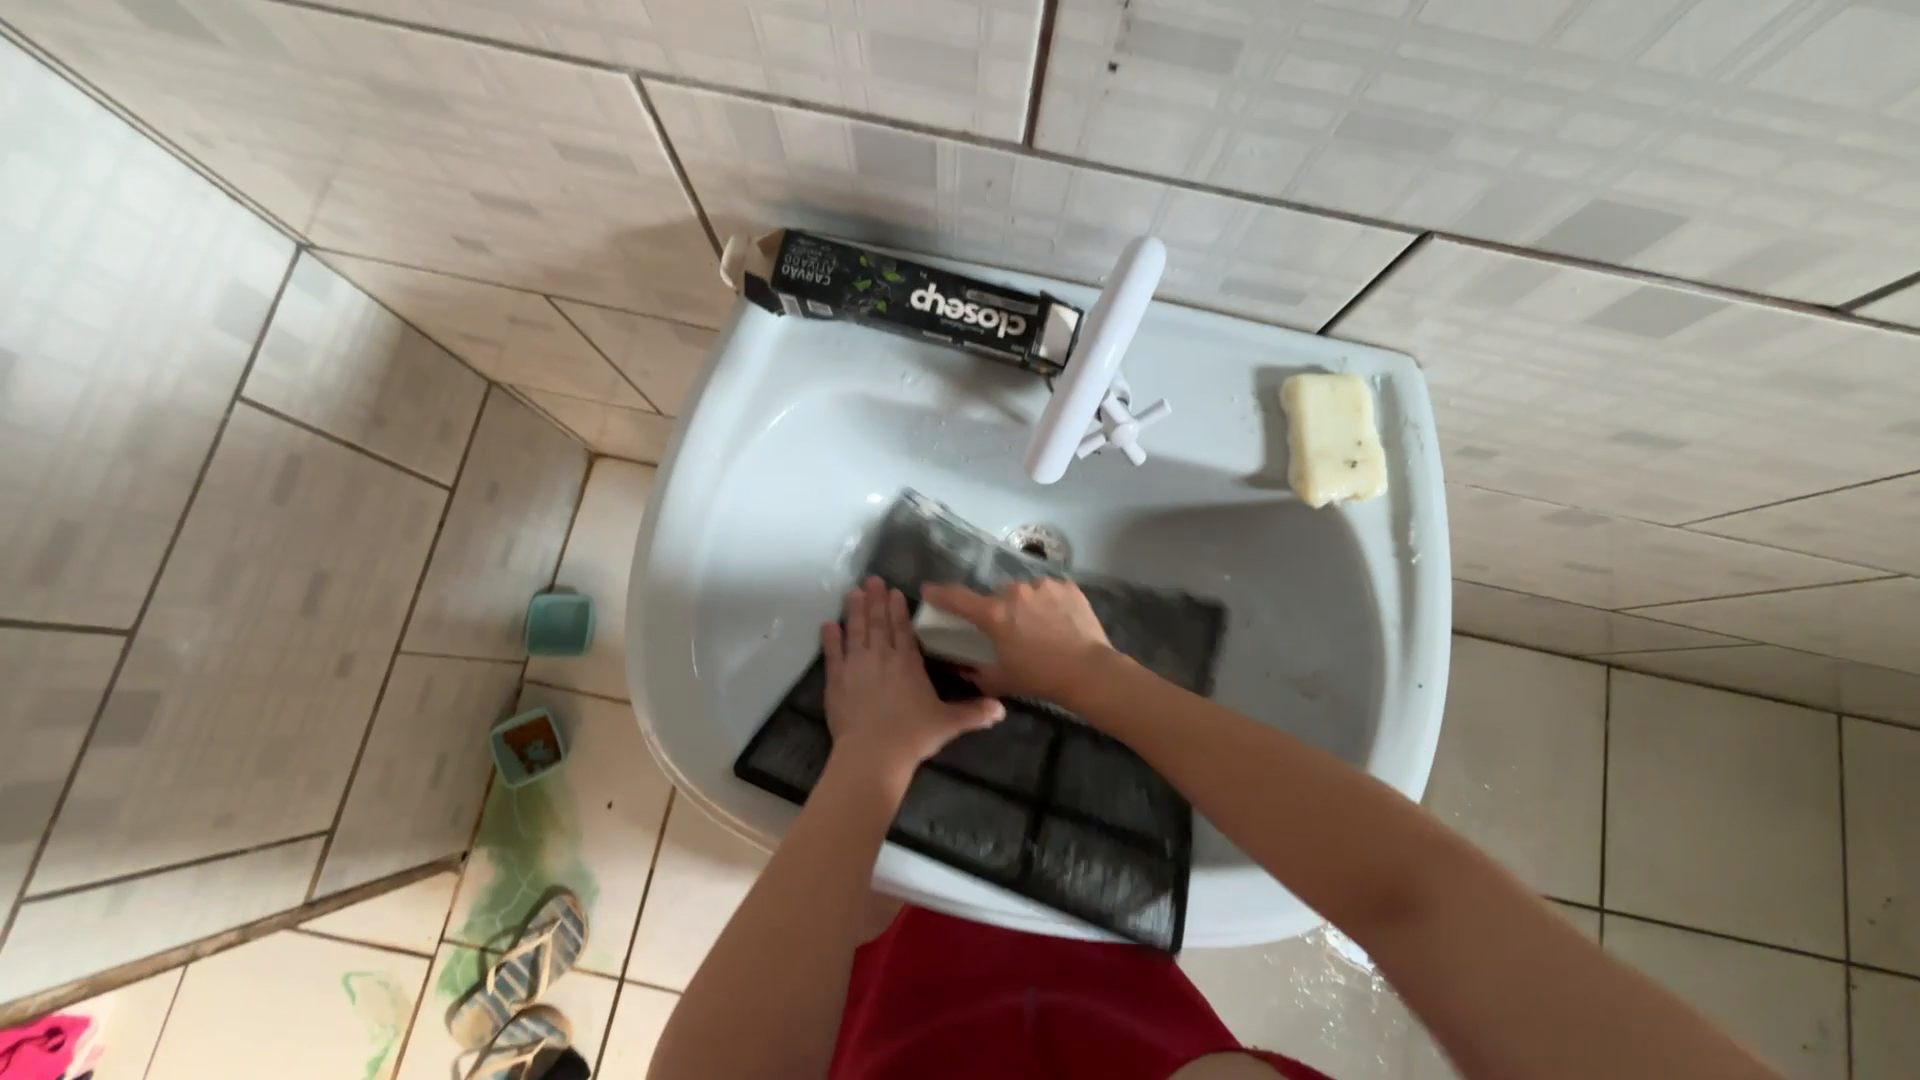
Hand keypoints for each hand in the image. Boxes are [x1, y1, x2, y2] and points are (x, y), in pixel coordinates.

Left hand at [822, 578, 1004, 784]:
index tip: (894, 591)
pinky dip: (830, 638)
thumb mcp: (948, 724)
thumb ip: (973, 713)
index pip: (903, 629)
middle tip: (871, 579)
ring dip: (854, 611)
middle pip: (878, 623)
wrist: (873, 754)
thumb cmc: (913, 736)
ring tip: (853, 592)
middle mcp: (882, 657)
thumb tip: (1001, 709)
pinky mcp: (836, 681)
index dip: (898, 609)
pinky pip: (832, 654)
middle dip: (875, 600)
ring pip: (855, 631)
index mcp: (908, 663)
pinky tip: (828, 624)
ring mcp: (856, 666)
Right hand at [919, 579, 1115, 705]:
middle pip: (999, 595)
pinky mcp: (1068, 587)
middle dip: (1001, 609)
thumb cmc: (1040, 677)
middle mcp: (1016, 592)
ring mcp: (1044, 586)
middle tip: (1012, 631)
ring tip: (1042, 628)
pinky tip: (1060, 623)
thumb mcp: (1003, 680)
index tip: (929, 590)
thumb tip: (966, 672)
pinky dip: (1051, 604)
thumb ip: (979, 674)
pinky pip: (1051, 592)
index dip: (940, 594)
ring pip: (1027, 592)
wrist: (1089, 671)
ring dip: (1028, 605)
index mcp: (994, 614)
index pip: (958, 598)